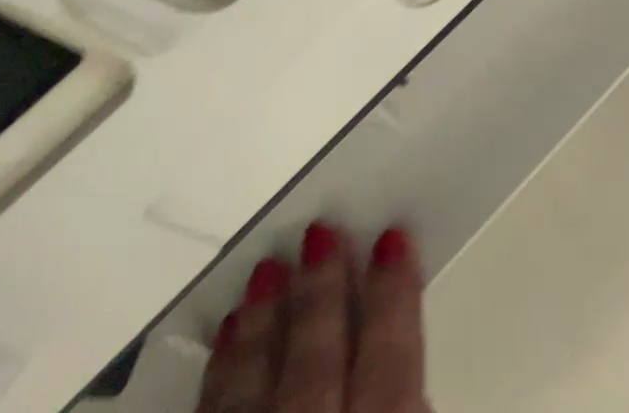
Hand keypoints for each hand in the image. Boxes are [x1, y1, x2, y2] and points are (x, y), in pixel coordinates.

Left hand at [198, 224, 429, 412]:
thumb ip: (409, 403)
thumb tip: (408, 358)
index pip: (391, 356)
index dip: (392, 296)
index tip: (391, 238)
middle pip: (318, 360)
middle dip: (320, 293)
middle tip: (319, 232)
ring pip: (255, 384)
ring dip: (263, 323)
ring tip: (268, 267)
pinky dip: (220, 371)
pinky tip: (230, 331)